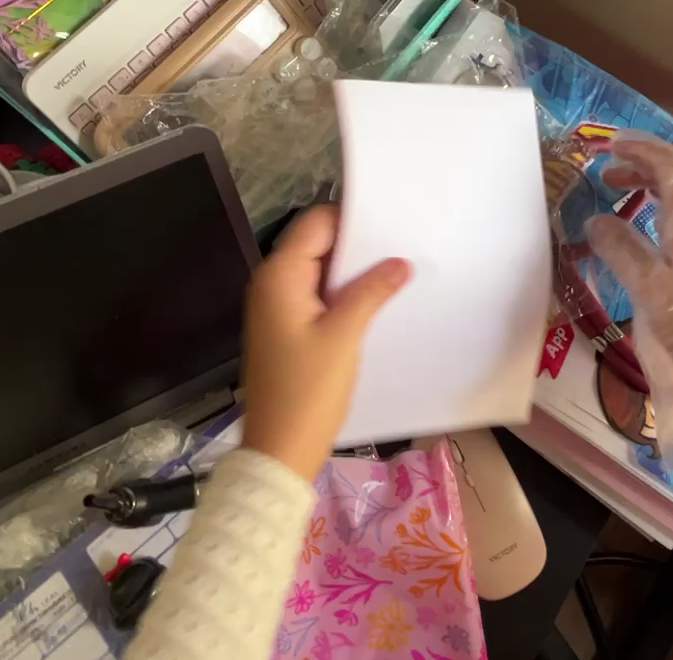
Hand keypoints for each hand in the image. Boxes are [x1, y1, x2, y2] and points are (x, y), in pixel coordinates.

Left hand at [241, 205, 411, 480]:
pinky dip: (341, 293)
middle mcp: (271, 283)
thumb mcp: (344, 335)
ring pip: (319, 271)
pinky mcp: (286, 328)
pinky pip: (316, 295)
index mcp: (278, 275)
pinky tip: (372, 301)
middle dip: (355, 245)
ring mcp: (276, 307)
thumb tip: (400, 261)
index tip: (391, 223)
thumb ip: (372, 291)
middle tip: (400, 246)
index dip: (351, 219)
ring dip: (351, 272)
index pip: (315, 223)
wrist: (279, 452)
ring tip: (394, 271)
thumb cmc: (308, 390)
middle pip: (316, 244)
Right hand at [587, 133, 672, 467]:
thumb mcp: (646, 285)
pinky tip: (663, 227)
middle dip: (644, 169)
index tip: (608, 145)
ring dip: (663, 189)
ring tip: (631, 197)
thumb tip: (596, 220)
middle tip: (609, 176)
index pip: (666, 161)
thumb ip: (619, 245)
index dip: (636, 148)